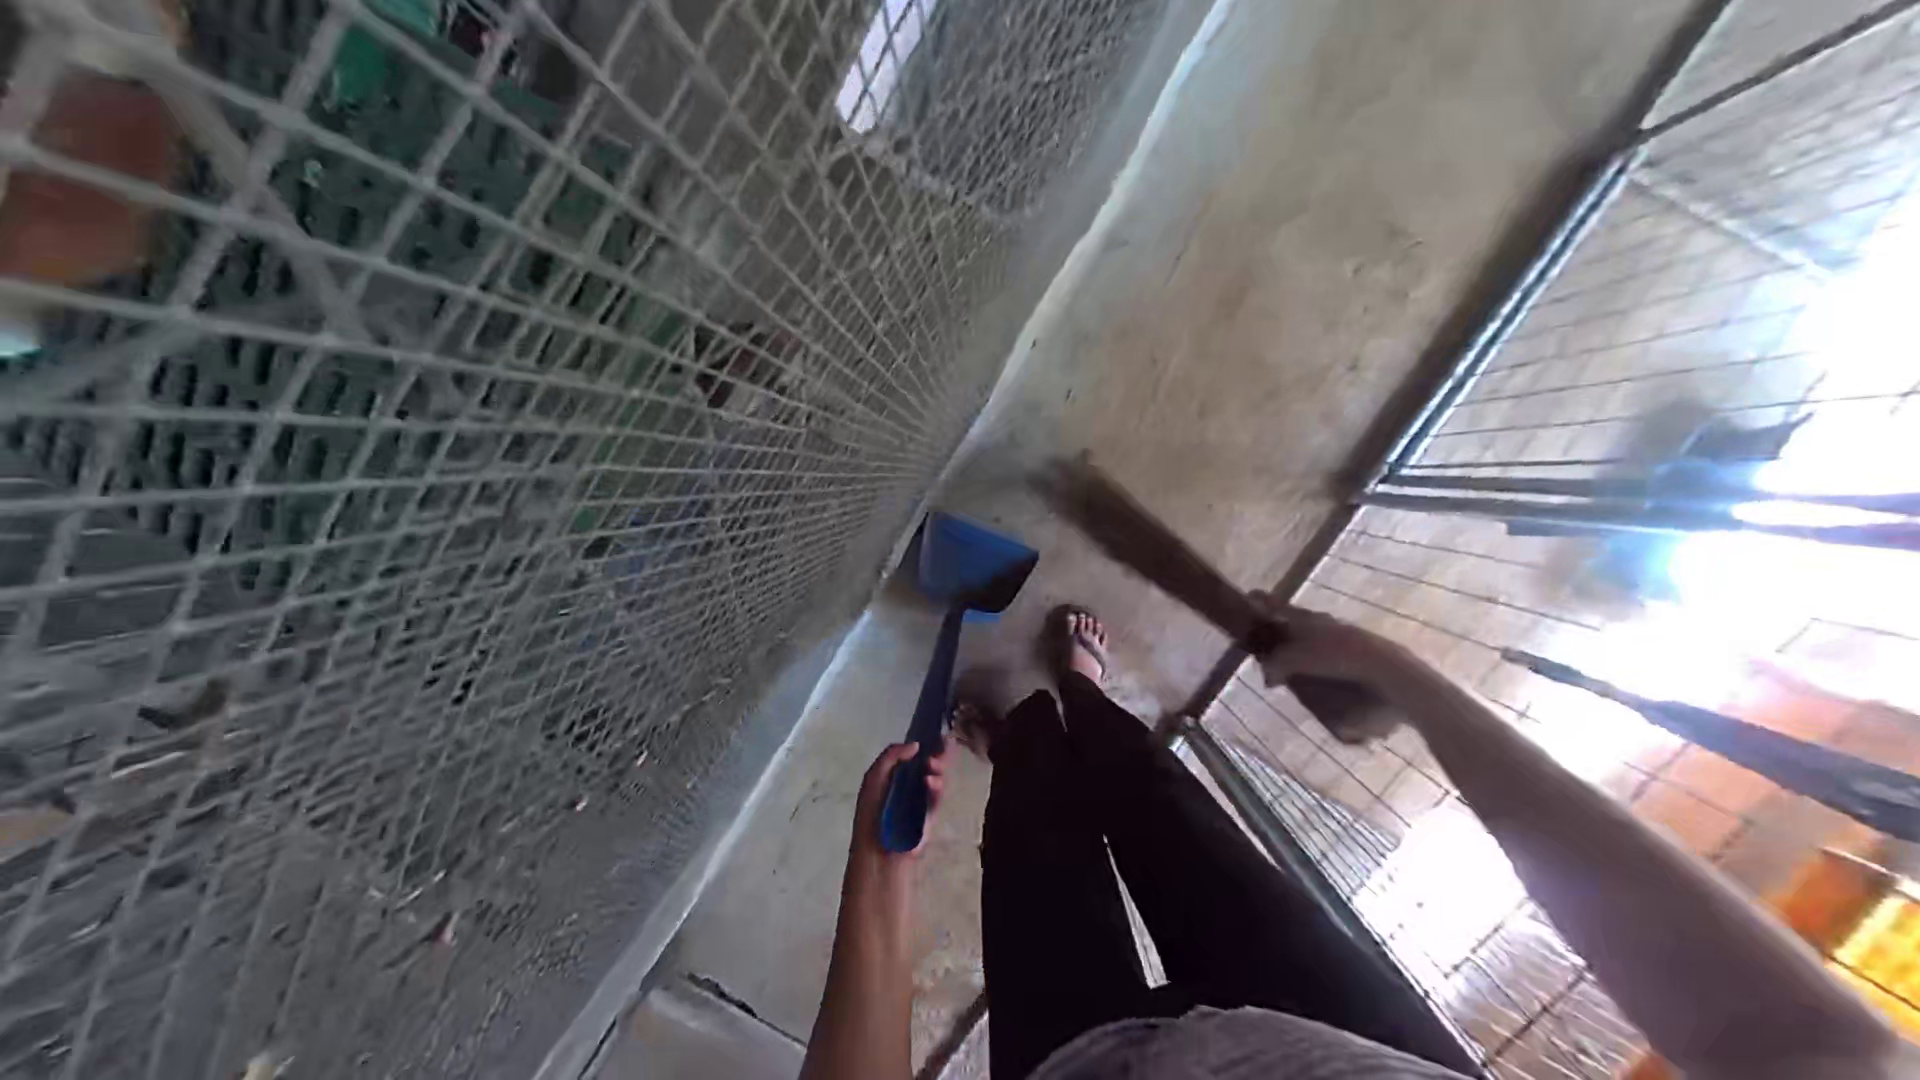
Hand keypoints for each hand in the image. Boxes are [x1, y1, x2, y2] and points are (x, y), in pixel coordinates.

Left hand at [849, 740, 951, 870]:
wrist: (877, 850)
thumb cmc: (871, 812)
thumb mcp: (874, 777)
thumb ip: (892, 755)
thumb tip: (916, 745)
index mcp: (893, 775)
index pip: (912, 755)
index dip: (925, 744)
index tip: (938, 734)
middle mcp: (908, 786)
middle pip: (929, 764)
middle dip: (938, 754)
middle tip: (943, 746)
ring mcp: (921, 801)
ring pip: (936, 778)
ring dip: (938, 769)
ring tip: (932, 766)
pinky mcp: (930, 816)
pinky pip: (937, 798)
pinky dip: (937, 788)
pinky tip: (931, 781)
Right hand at [1249, 595, 1418, 742]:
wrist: (1387, 669)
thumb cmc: (1335, 657)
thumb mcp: (1296, 662)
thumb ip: (1276, 666)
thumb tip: (1268, 677)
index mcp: (1306, 617)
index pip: (1277, 605)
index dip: (1262, 600)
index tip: (1250, 596)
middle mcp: (1324, 620)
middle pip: (1297, 618)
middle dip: (1283, 625)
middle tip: (1271, 638)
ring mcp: (1345, 633)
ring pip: (1317, 633)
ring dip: (1304, 643)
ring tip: (1296, 660)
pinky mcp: (1362, 650)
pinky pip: (1333, 649)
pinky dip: (1322, 656)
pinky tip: (1322, 671)